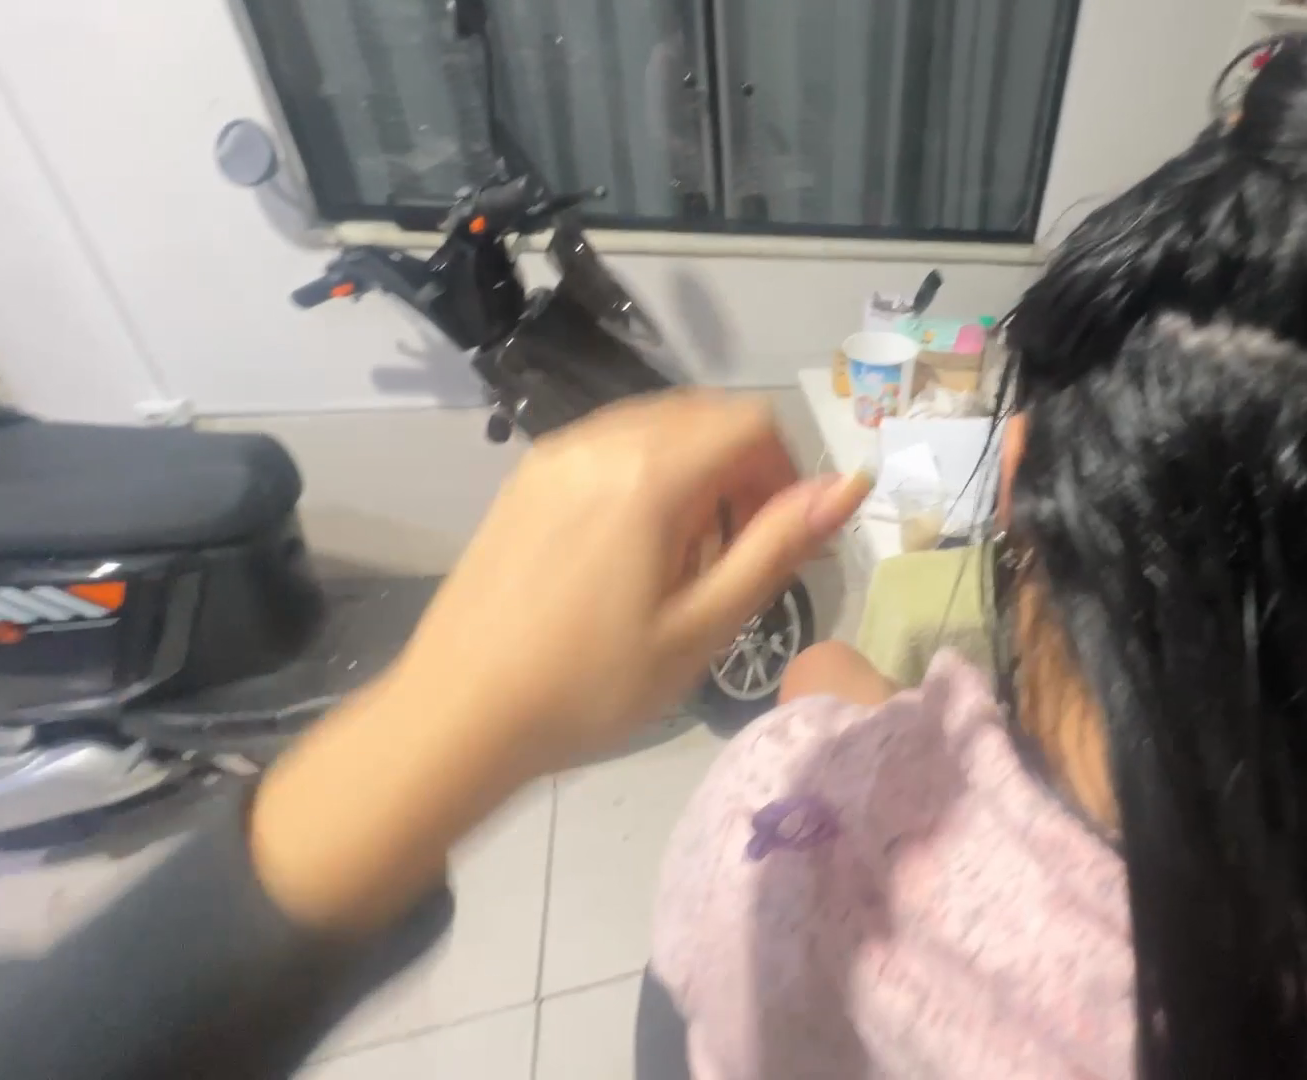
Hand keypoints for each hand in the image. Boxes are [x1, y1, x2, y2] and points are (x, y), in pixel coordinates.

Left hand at [252, 392, 869, 931]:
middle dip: (747, 472)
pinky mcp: (531, 475)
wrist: (457, 718)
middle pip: (710, 417)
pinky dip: (655, 474)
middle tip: (738, 553)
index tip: (778, 537)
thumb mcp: (705, 626)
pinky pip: (618, 444)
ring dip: (703, 473)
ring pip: (665, 427)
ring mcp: (558, 453)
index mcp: (650, 474)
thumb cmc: (595, 684)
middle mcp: (603, 441)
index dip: (786, 471)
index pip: (752, 421)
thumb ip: (780, 545)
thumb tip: (850, 485)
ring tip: (688, 555)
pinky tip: (639, 544)